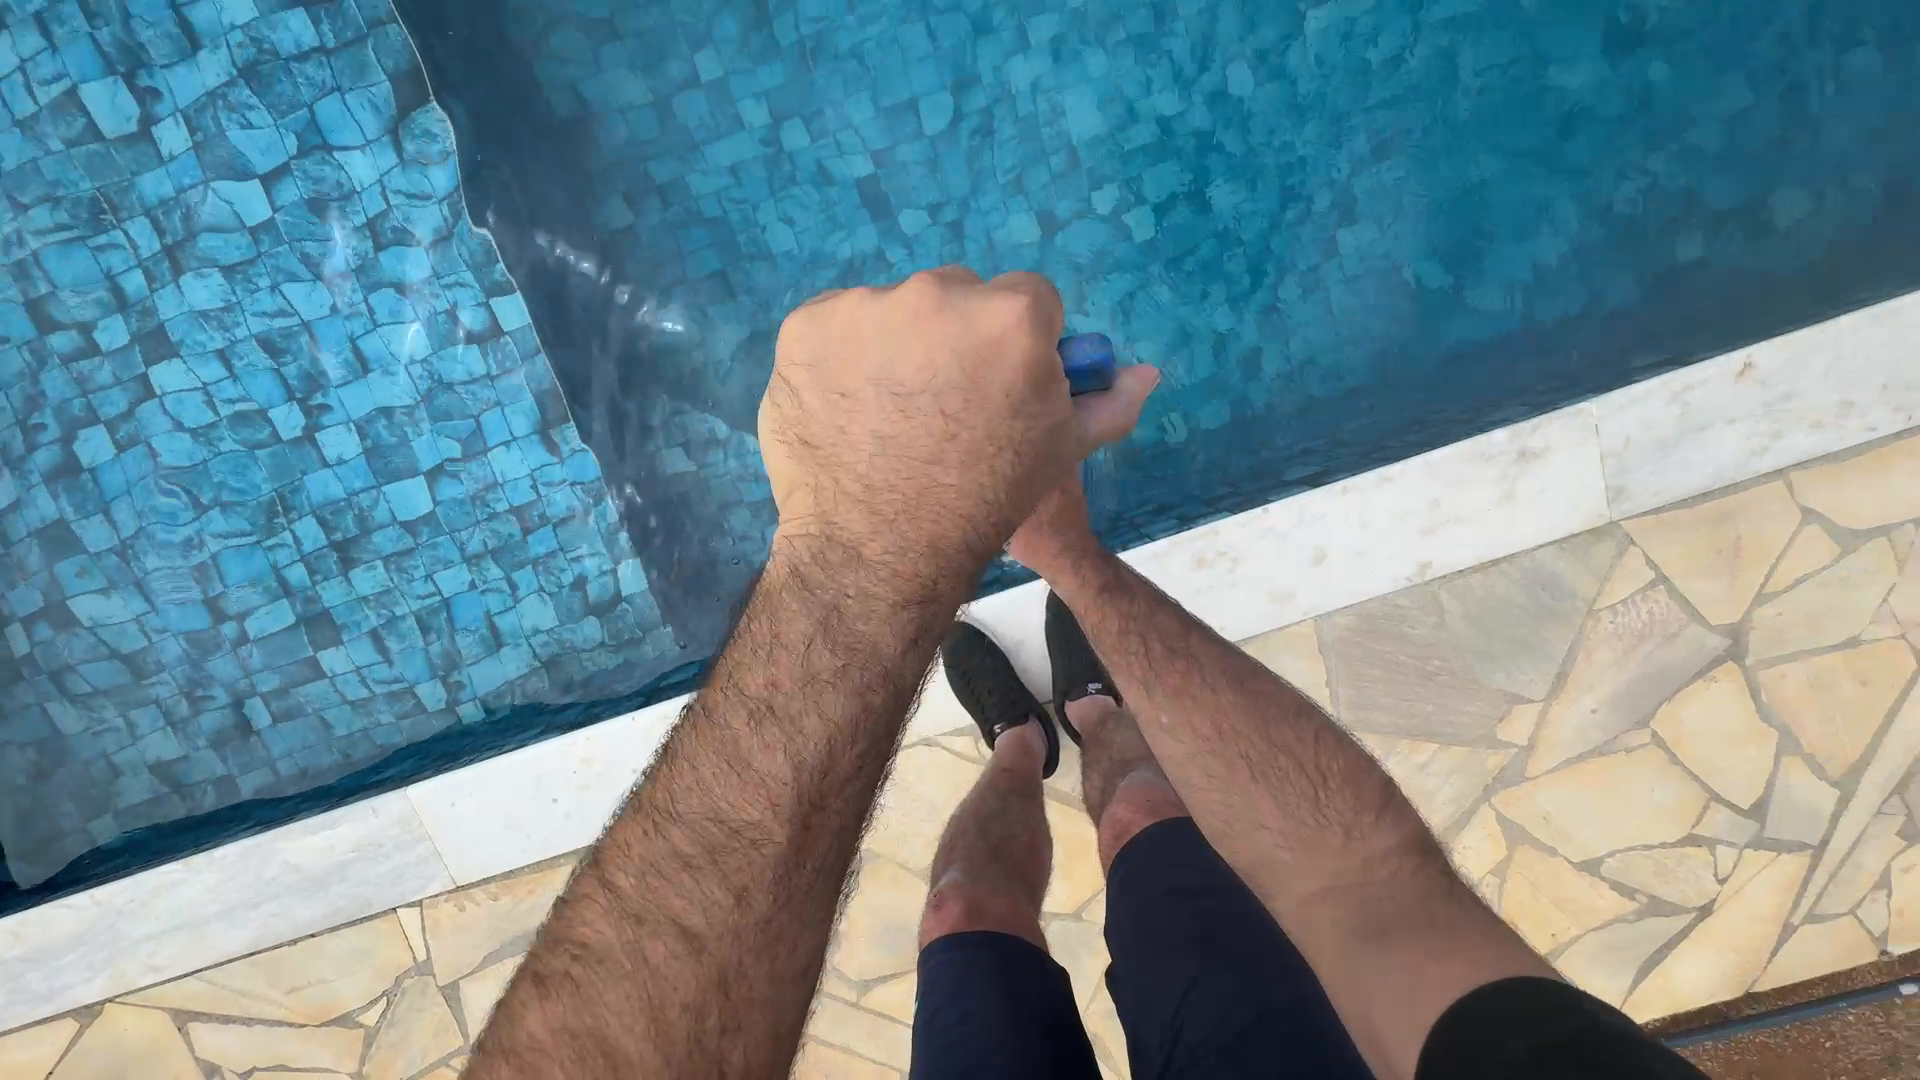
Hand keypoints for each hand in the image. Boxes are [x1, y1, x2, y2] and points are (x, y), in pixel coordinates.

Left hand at [760, 267, 1156, 577]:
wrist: (878, 551)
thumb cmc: (983, 501)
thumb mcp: (1058, 455)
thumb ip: (1106, 405)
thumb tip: (1145, 371)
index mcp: (1013, 318)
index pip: (1029, 303)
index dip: (1016, 349)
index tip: (997, 392)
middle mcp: (937, 294)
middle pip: (961, 298)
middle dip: (959, 338)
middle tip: (941, 406)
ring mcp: (864, 307)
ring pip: (897, 310)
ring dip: (899, 345)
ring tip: (890, 415)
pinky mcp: (805, 326)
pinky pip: (839, 326)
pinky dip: (844, 357)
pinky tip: (848, 408)